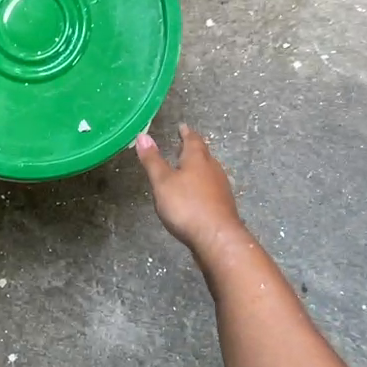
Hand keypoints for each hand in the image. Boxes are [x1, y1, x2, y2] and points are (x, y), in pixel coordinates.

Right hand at [134, 124, 245, 255]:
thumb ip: (153, 160)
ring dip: (200, 168)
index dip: (186, 133)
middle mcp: (213, 169)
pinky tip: (198, 195)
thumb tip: (143, 135)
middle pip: (204, 155)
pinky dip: (203, 186)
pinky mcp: (224, 207)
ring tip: (189, 169)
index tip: (182, 127)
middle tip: (185, 145)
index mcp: (197, 159)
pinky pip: (212, 189)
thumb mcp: (162, 182)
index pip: (192, 140)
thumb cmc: (187, 206)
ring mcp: (221, 189)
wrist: (218, 239)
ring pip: (210, 172)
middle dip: (194, 149)